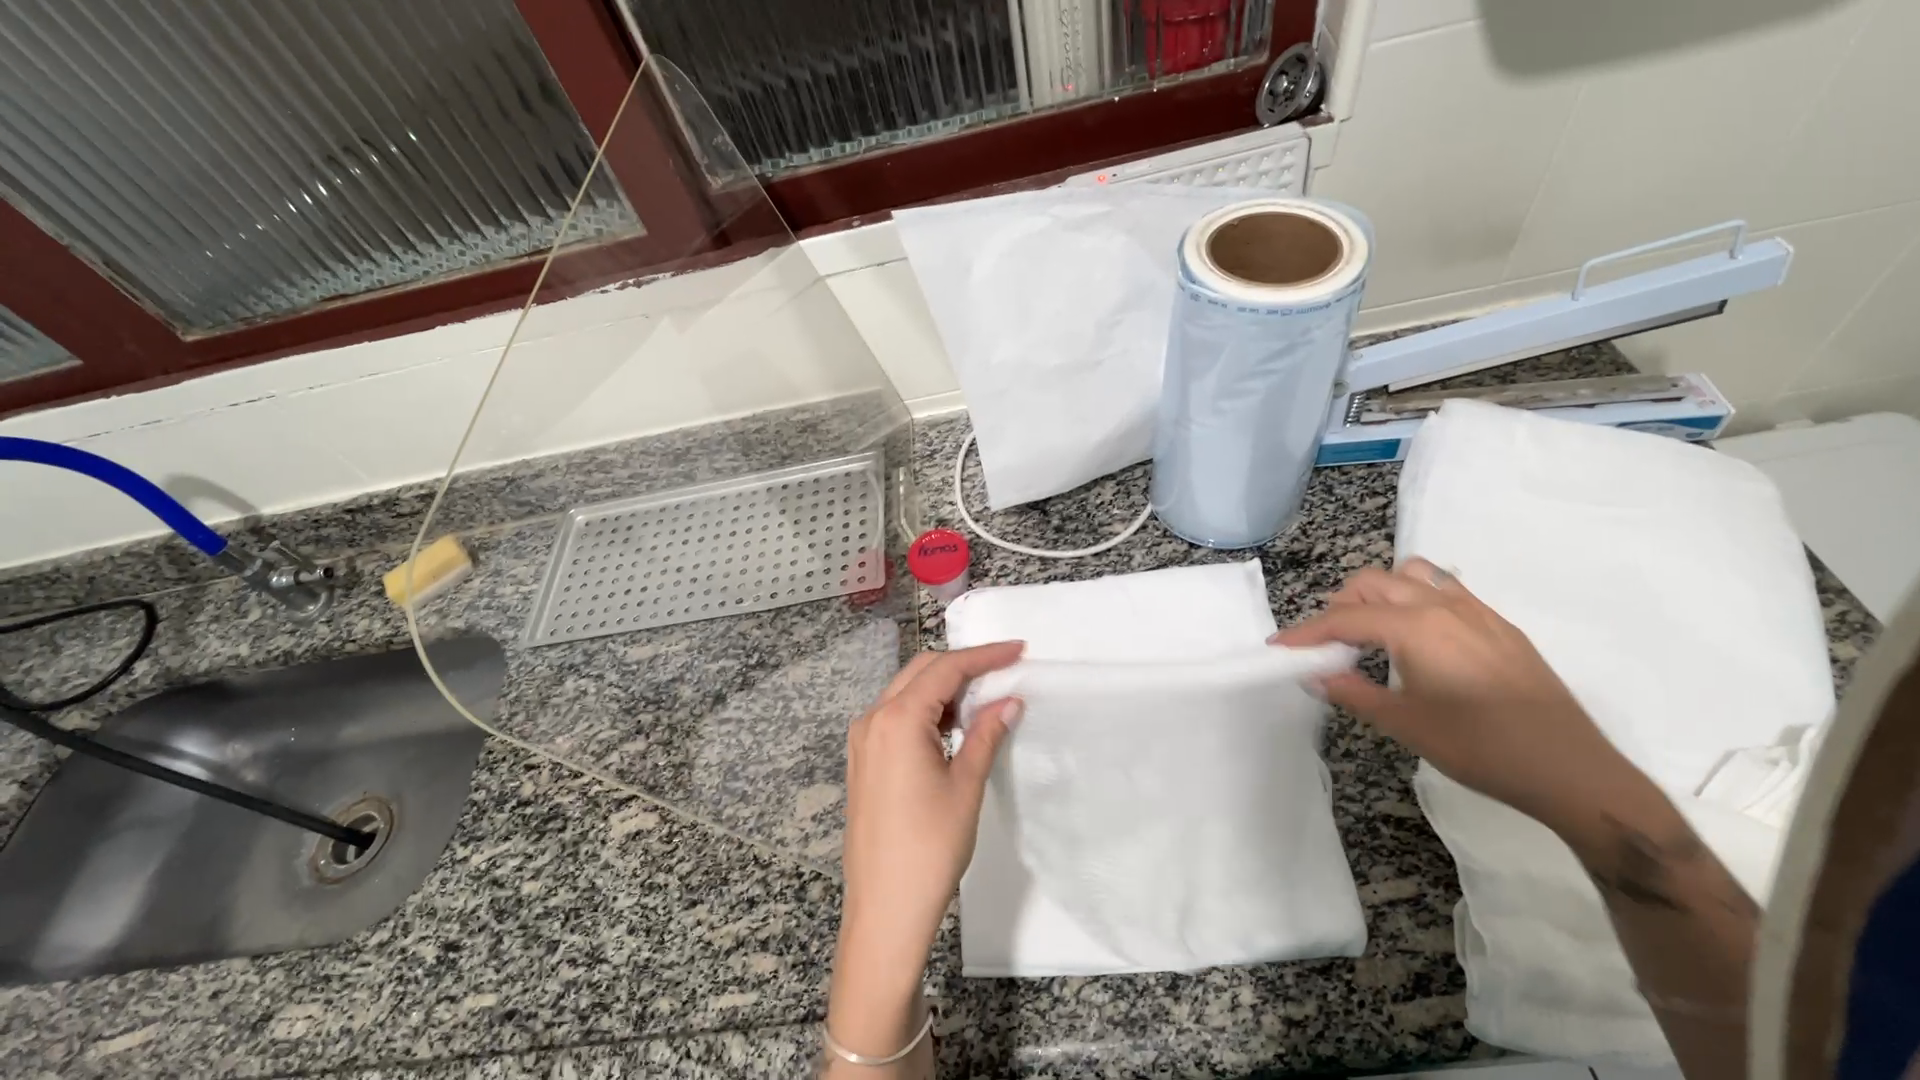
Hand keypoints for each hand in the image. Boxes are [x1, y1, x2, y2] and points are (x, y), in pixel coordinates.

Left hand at [827, 642, 1023, 1066]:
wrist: (885, 907)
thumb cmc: (929, 847)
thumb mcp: (966, 785)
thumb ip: (986, 734)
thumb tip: (1008, 700)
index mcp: (897, 719)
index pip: (945, 669)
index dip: (984, 655)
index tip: (1018, 650)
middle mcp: (872, 720)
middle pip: (921, 672)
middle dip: (963, 666)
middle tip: (1005, 672)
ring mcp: (862, 741)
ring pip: (906, 693)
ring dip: (944, 690)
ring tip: (985, 702)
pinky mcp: (863, 762)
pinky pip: (895, 718)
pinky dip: (926, 712)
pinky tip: (953, 728)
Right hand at [1274, 557, 1631, 831]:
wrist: (1569, 768)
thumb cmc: (1480, 749)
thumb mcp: (1405, 725)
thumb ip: (1354, 693)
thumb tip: (1316, 676)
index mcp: (1416, 628)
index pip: (1345, 618)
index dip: (1306, 632)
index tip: (1279, 646)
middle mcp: (1443, 606)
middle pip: (1374, 583)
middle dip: (1339, 605)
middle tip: (1324, 643)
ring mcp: (1477, 611)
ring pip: (1413, 576)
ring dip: (1380, 593)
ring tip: (1370, 630)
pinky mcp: (1500, 626)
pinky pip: (1446, 590)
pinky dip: (1416, 598)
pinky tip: (1417, 638)